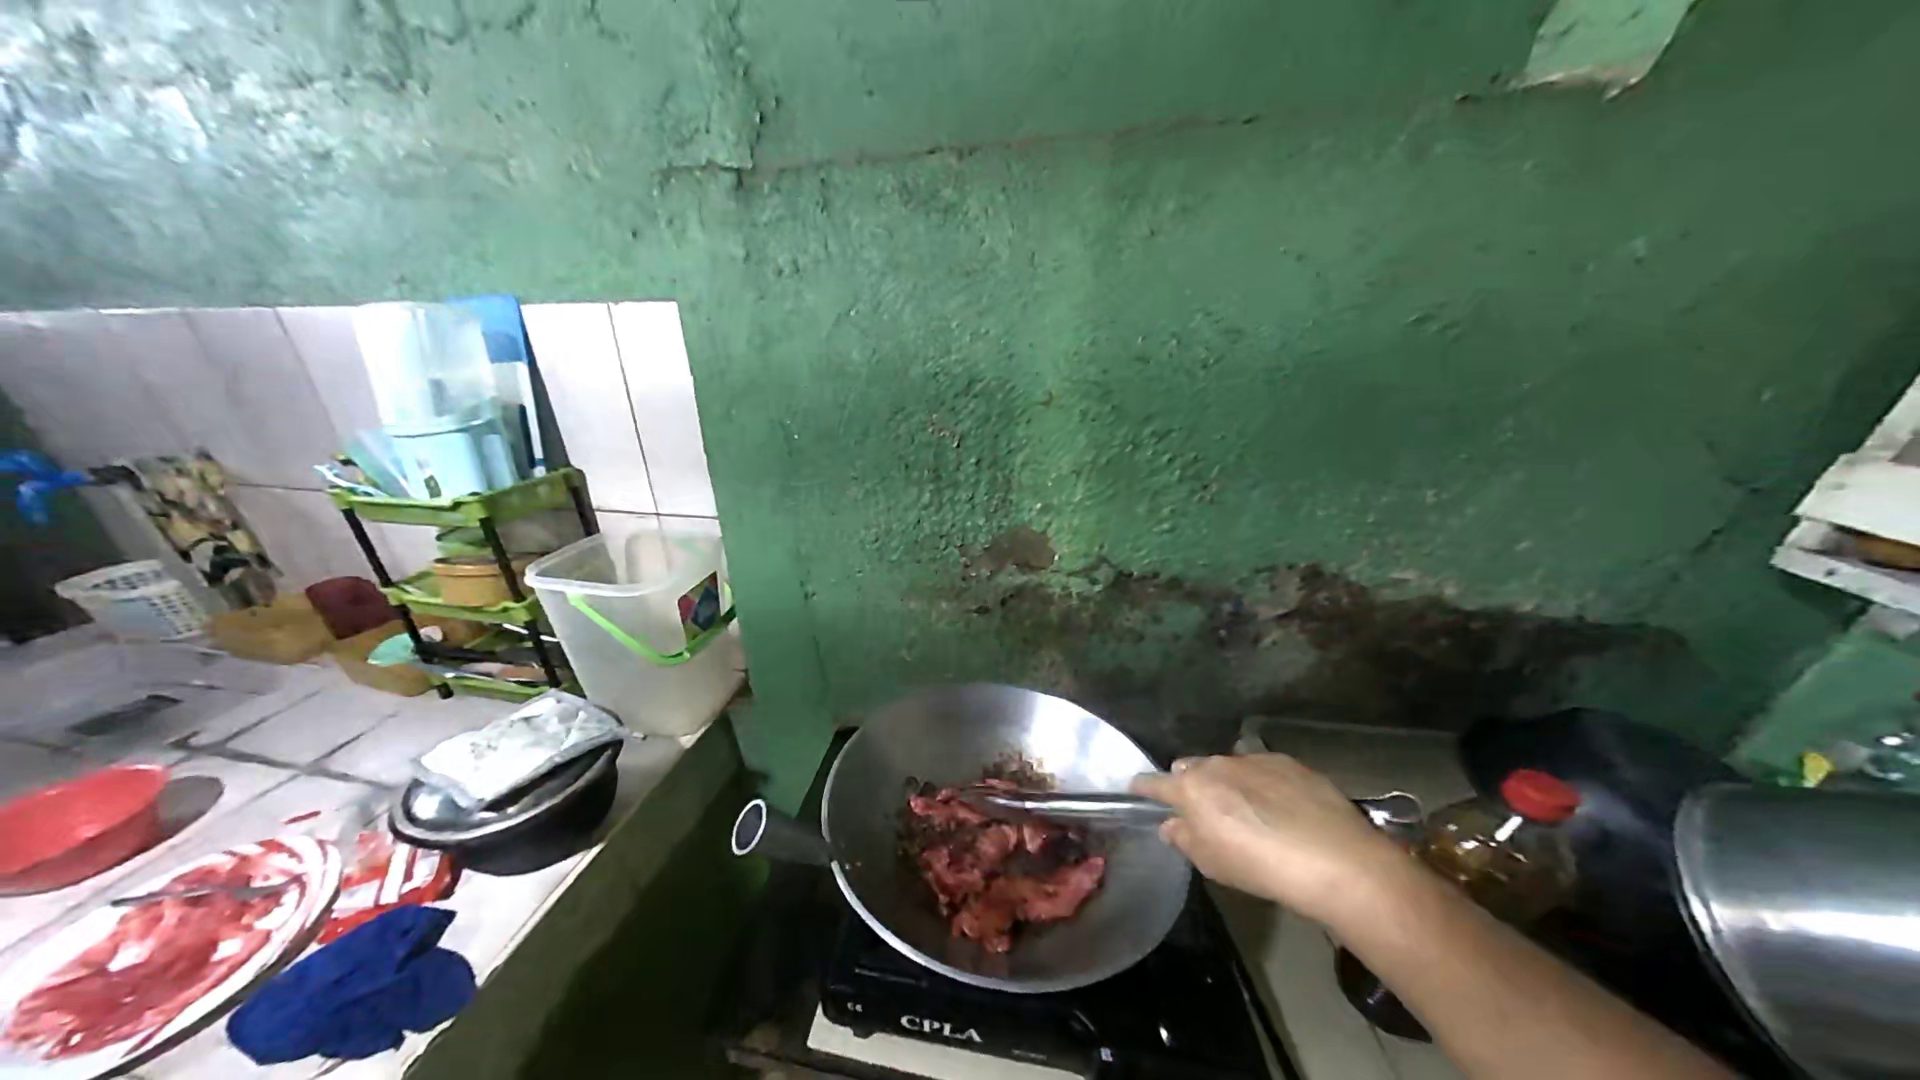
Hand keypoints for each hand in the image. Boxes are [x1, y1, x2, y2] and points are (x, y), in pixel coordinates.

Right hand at [1133, 754, 1412, 922]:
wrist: (1337, 862)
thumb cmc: (1262, 868)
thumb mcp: (1213, 865)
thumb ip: (1185, 839)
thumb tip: (1171, 825)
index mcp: (1191, 788)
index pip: (1154, 782)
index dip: (1143, 787)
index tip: (1137, 791)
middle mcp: (1217, 764)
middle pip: (1190, 768)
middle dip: (1190, 784)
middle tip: (1204, 812)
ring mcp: (1254, 759)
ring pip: (1227, 765)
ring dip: (1227, 782)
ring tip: (1248, 811)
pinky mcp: (1289, 762)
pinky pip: (1261, 768)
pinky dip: (1261, 783)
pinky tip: (1281, 808)